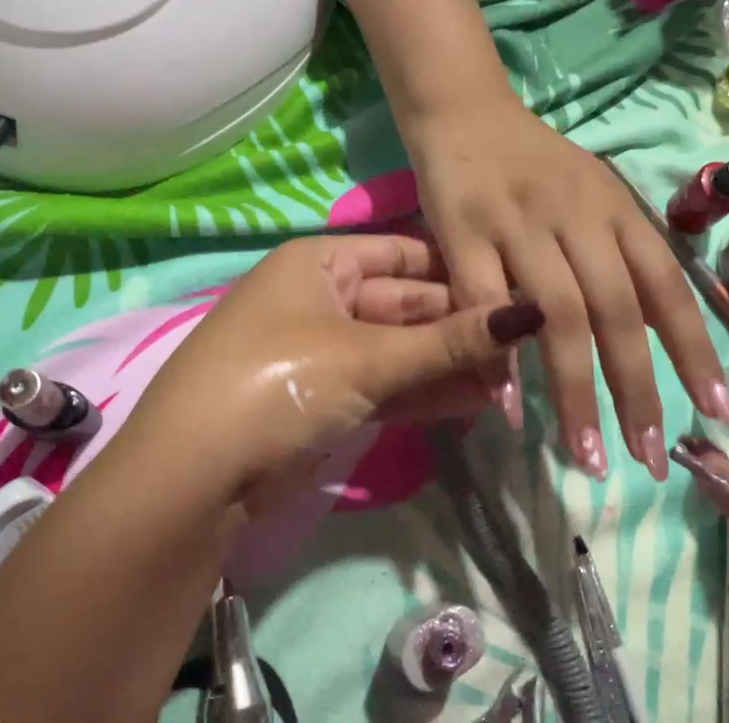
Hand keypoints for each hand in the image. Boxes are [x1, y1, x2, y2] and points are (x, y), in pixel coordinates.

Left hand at [126, 235, 543, 508]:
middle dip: (461, 327)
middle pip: (407, 304)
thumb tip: (532, 312)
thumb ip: (450, 340)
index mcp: (321, 261)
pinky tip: (476, 402)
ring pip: (401, 349)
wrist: (196, 473)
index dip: (460, 271)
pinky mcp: (327, 398)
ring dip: (450, 365)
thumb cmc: (281, 380)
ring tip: (512, 381)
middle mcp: (323, 296)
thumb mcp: (368, 356)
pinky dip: (425, 393)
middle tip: (526, 348)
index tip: (520, 289)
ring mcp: (324, 350)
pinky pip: (387, 385)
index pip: (406, 253)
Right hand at [403, 97, 728, 480]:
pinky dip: (499, 356)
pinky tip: (509, 408)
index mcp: (615, 209)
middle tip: (648, 458)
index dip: (694, 348)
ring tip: (588, 455)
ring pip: (558, 314)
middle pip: (617, 310)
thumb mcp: (592, 193)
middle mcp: (577, 217)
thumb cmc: (535, 162)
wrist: (464, 109)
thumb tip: (653, 335)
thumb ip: (619, 253)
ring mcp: (520, 223)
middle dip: (637, 388)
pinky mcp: (464, 229)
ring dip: (575, 390)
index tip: (716, 412)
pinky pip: (484, 300)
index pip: (666, 284)